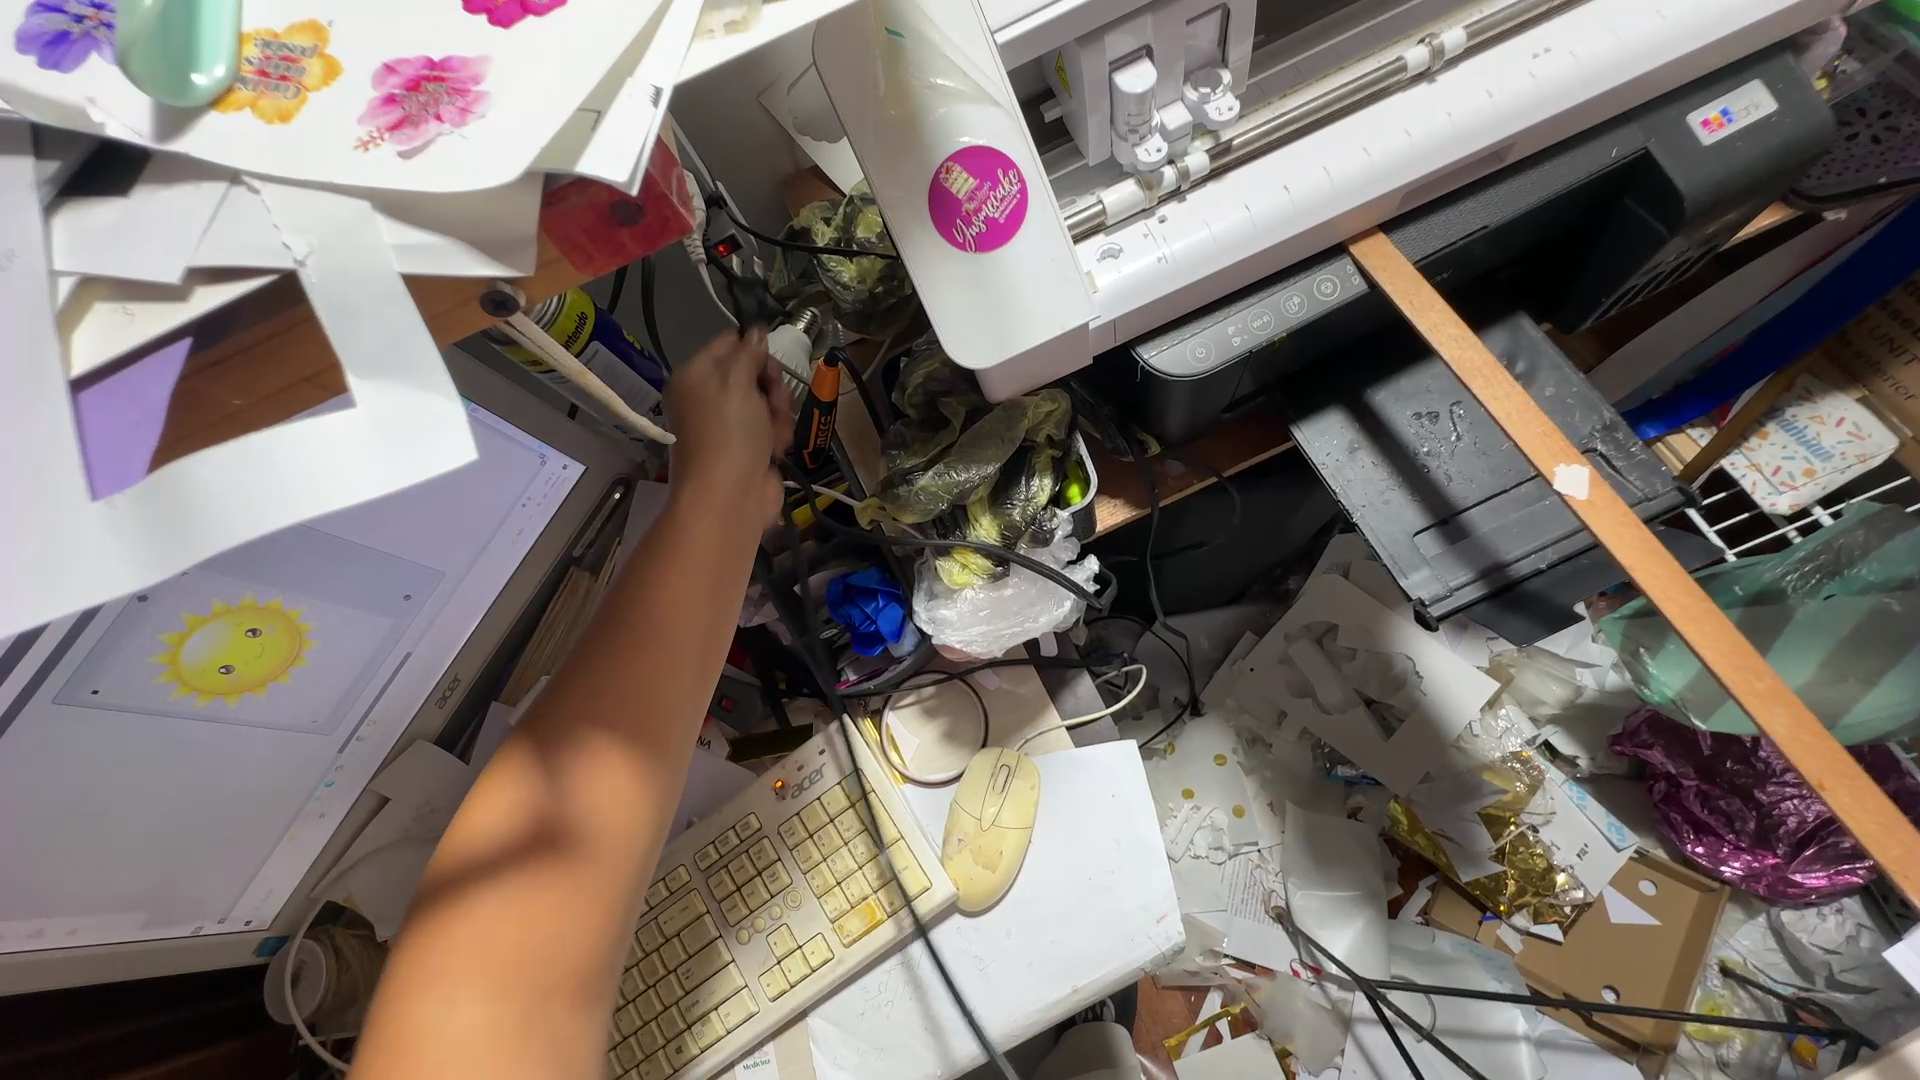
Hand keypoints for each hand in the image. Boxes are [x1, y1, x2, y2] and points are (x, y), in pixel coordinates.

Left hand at [665, 329, 792, 524]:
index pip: (729, 343)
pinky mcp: (750, 449)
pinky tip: (775, 452)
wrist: (730, 498)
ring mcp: (730, 426)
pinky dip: (778, 438)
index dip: (755, 349)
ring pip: (769, 403)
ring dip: (779, 416)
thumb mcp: (737, 382)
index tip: (770, 362)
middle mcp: (709, 398)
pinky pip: (772, 430)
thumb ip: (748, 352)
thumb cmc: (730, 434)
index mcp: (696, 376)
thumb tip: (756, 331)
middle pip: (754, 374)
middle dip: (772, 387)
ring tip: (773, 436)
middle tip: (773, 401)